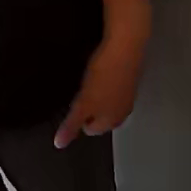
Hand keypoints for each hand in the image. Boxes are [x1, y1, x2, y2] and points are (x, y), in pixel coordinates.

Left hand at [54, 27, 145, 148]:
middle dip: (91, 109)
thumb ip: (71, 125)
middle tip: (83, 92)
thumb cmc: (103, 77)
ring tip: (93, 81)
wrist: (126, 45)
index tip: (76, 102)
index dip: (80, 117)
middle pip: (101, 118)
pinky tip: (104, 72)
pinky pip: (116, 89)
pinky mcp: (132, 80)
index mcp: (111, 122)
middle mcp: (123, 114)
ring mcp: (130, 97)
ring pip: (109, 104)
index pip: (91, 130)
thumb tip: (59, 145)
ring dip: (100, 97)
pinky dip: (109, 84)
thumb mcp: (83, 104)